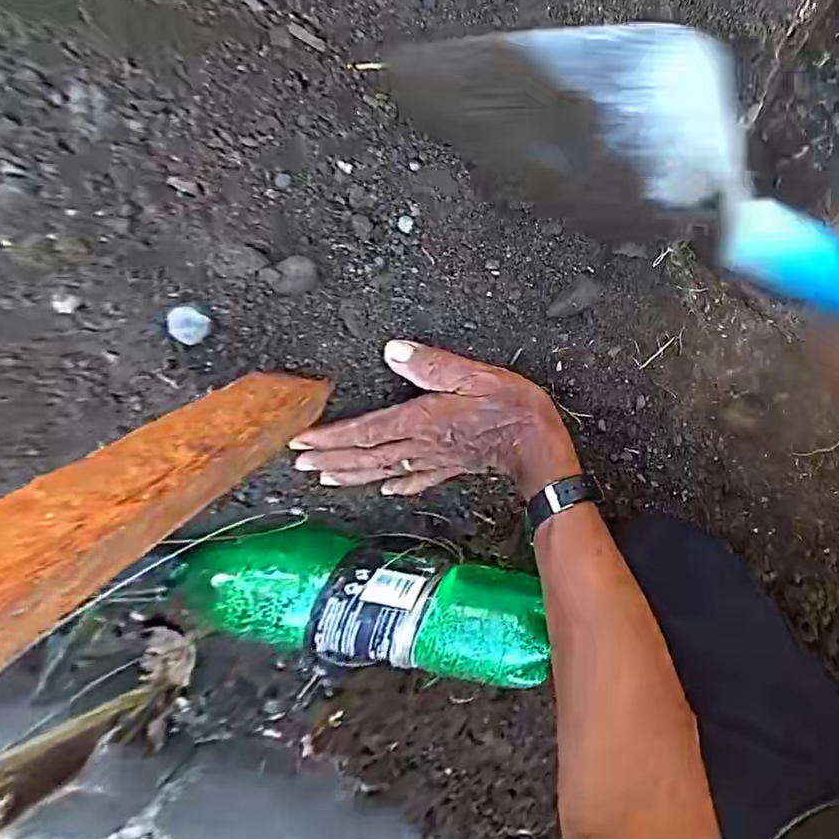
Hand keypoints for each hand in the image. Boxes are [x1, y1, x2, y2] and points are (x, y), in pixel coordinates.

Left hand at [289, 340, 579, 497]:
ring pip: (384, 469)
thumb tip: (396, 352)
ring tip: (326, 476)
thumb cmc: (512, 409)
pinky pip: (417, 479)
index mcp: (422, 420)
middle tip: (300, 462)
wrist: (538, 444)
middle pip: (367, 454)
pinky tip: (387, 486)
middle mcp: (423, 444)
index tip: (302, 440)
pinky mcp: (453, 467)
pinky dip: (396, 484)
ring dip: (352, 473)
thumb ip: (434, 364)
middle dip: (331, 457)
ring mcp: (437, 459)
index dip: (331, 436)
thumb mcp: (477, 375)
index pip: (366, 431)